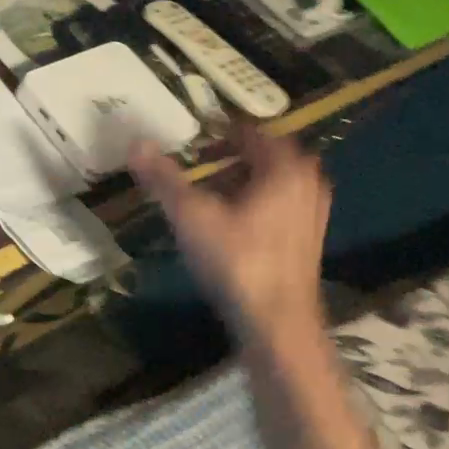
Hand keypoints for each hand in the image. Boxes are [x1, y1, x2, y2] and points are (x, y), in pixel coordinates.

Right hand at [128, 125, 330, 342]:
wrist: (275, 316)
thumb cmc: (235, 259)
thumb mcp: (190, 215)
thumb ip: (164, 179)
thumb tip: (136, 144)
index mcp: (284, 168)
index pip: (252, 133)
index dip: (219, 131)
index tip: (190, 137)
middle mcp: (307, 181)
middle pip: (265, 156)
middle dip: (230, 157)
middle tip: (196, 163)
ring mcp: (312, 210)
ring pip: (273, 181)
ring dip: (241, 180)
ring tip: (206, 193)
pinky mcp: (306, 235)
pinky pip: (278, 203)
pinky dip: (253, 201)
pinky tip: (226, 222)